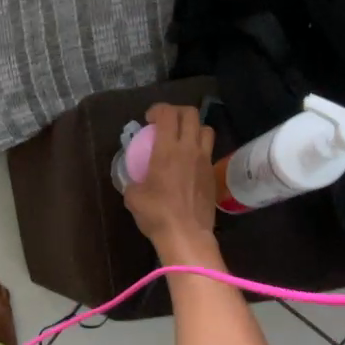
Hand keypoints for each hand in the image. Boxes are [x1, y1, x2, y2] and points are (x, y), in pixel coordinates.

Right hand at [124, 103, 216, 251]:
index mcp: (167, 150)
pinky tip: (189, 163)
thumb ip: (133, 182)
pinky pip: (208, 151)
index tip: (149, 118)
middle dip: (177, 112)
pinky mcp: (212, 174)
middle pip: (191, 114)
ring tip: (182, 139)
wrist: (185, 234)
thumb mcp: (133, 197)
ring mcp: (204, 160)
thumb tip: (134, 180)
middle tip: (166, 122)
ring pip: (206, 129)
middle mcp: (189, 149)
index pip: (168, 114)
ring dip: (193, 128)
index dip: (158, 109)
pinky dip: (199, 149)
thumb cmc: (156, 214)